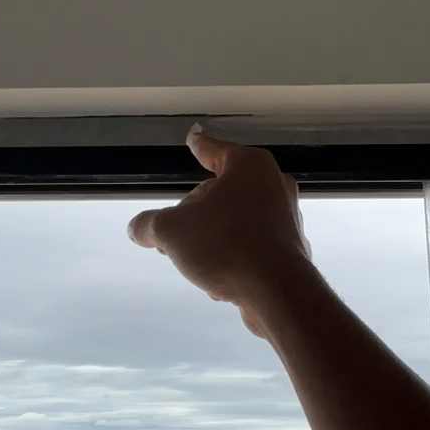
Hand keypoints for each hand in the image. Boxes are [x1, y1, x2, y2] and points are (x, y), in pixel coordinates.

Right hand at [128, 126, 311, 335]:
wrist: (277, 291)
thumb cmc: (226, 246)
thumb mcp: (171, 231)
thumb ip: (149, 225)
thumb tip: (138, 228)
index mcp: (249, 167)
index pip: (215, 150)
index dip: (199, 145)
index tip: (194, 138)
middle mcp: (273, 185)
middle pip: (221, 193)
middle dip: (194, 216)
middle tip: (172, 237)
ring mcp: (286, 218)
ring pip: (235, 222)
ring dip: (210, 240)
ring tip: (193, 263)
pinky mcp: (291, 249)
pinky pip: (251, 246)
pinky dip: (232, 257)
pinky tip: (219, 281)